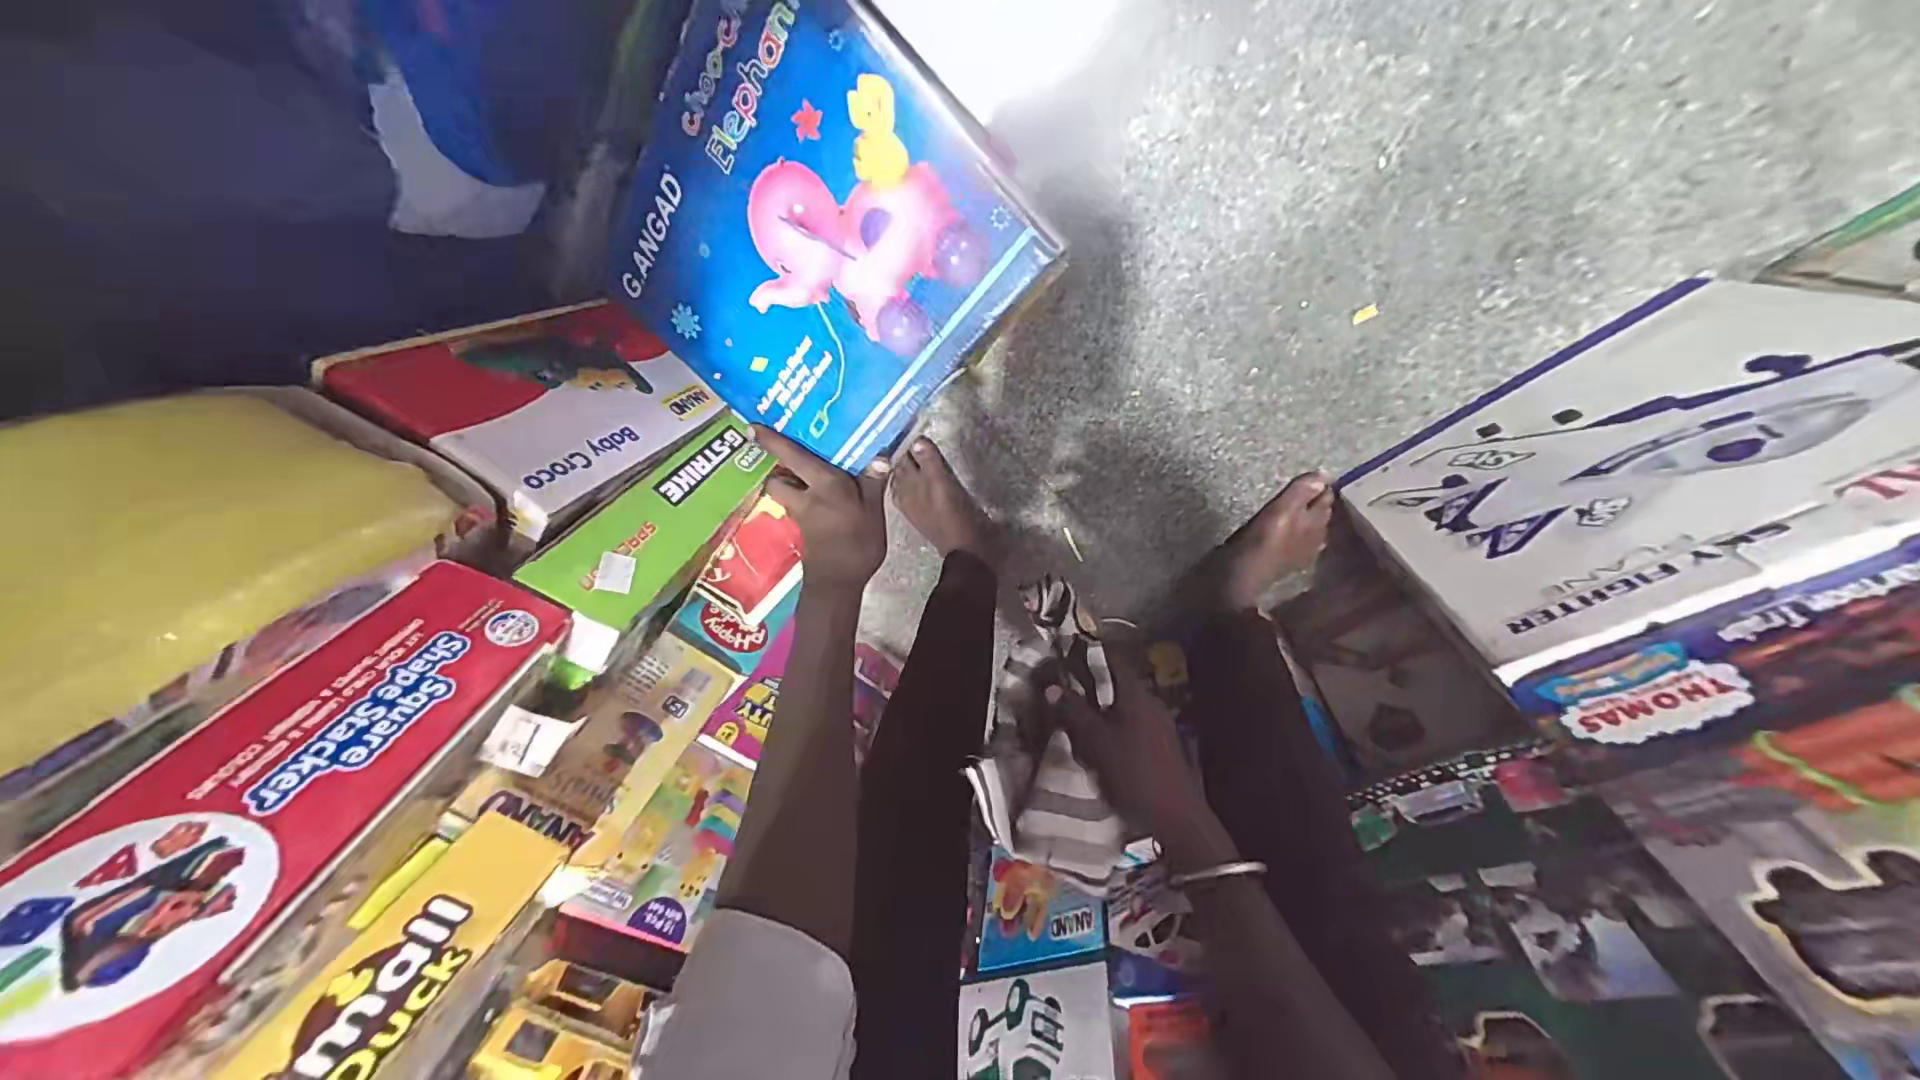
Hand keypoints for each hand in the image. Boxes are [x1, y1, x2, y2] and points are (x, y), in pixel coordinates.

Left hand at [752, 425, 889, 592]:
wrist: (839, 580)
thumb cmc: (857, 542)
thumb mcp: (873, 509)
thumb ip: (873, 482)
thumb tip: (879, 456)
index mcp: (823, 483)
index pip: (791, 456)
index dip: (771, 440)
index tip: (753, 428)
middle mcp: (805, 495)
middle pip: (777, 477)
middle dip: (778, 468)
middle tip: (790, 457)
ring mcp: (801, 515)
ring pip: (784, 493)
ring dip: (788, 484)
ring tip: (806, 475)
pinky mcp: (804, 530)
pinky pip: (796, 506)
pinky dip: (802, 500)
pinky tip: (819, 499)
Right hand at [1047, 658, 1237, 868]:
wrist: (1176, 820)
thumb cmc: (1132, 773)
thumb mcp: (1095, 742)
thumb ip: (1073, 712)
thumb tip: (1052, 687)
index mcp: (1136, 695)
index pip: (1111, 662)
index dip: (1087, 658)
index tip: (1064, 660)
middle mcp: (1151, 704)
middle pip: (1113, 690)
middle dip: (1088, 698)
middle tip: (1064, 709)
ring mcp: (1160, 727)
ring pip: (1120, 713)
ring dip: (1099, 722)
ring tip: (1078, 740)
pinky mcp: (1162, 749)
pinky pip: (1131, 732)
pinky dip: (1112, 738)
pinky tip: (1100, 759)